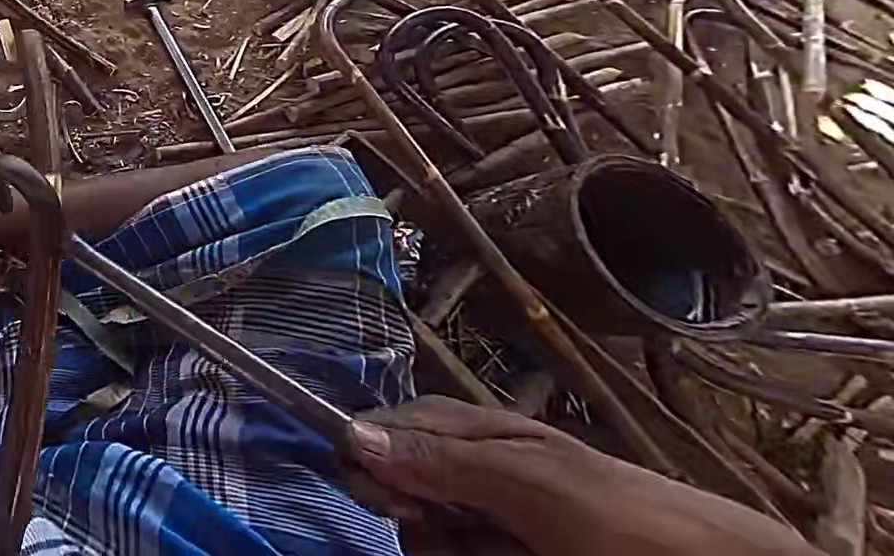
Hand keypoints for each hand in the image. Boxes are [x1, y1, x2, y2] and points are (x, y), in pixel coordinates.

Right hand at [348, 396, 818, 555]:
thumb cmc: (624, 520)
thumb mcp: (528, 484)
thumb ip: (439, 459)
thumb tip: (348, 434)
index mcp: (453, 428)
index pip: (373, 433)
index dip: (369, 467)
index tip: (401, 509)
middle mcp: (457, 466)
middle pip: (391, 490)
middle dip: (415, 523)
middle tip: (466, 542)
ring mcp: (483, 512)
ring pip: (426, 536)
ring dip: (452, 552)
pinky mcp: (498, 548)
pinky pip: (457, 552)